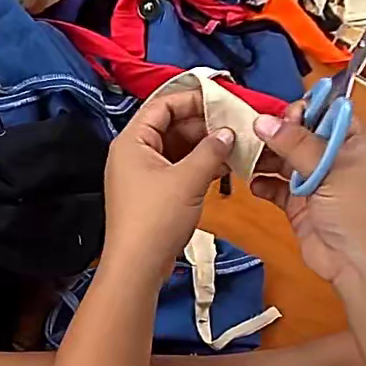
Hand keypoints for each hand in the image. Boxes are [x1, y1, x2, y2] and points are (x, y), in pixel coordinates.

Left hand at [103, 90, 235, 278]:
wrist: (138, 265)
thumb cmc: (155, 219)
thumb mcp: (188, 180)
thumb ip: (211, 151)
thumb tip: (228, 132)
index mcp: (133, 141)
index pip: (162, 105)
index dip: (192, 100)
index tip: (221, 101)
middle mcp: (134, 153)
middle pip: (170, 126)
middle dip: (202, 125)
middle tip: (233, 126)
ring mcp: (143, 174)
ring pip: (177, 148)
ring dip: (203, 146)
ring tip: (232, 146)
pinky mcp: (153, 193)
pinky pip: (178, 168)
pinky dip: (198, 165)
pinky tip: (221, 167)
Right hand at [250, 99, 365, 288]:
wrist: (360, 265)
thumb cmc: (359, 211)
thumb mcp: (331, 168)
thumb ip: (297, 143)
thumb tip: (263, 121)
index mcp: (354, 141)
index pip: (324, 112)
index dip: (299, 111)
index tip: (274, 114)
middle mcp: (335, 158)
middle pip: (299, 135)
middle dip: (274, 133)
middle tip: (247, 130)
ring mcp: (317, 182)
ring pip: (284, 161)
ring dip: (264, 157)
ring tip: (242, 153)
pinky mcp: (301, 206)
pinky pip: (277, 188)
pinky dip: (264, 184)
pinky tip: (254, 182)